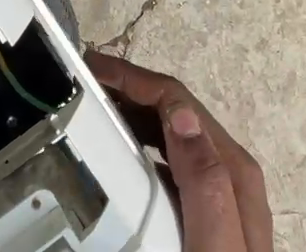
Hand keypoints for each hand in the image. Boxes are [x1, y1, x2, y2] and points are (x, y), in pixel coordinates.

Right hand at [86, 51, 272, 251]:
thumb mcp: (214, 248)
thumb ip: (205, 185)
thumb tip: (180, 112)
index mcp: (232, 169)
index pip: (176, 100)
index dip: (130, 77)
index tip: (83, 71)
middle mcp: (227, 171)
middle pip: (172, 108)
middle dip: (124, 87)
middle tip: (73, 84)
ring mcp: (215, 192)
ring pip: (168, 130)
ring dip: (128, 111)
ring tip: (85, 108)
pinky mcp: (200, 211)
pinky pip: (165, 159)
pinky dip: (136, 142)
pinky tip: (112, 155)